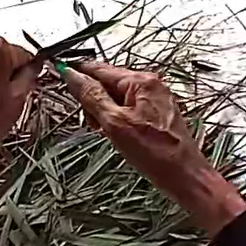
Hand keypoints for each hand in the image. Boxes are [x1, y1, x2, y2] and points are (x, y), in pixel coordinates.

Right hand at [61, 61, 245, 235]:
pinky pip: (128, 109)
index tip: (60, 82)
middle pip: (108, 82)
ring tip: (107, 133)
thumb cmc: (155, 153)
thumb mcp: (115, 123)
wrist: (185, 176)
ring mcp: (155, 99)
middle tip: (93, 124)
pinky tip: (119, 136)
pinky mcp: (157, 114)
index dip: (78, 76)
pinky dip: (117, 119)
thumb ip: (91, 96)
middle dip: (93, 100)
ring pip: (117, 97)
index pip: (99, 68)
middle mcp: (151, 84)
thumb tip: (71, 74)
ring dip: (104, 112)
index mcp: (142, 80)